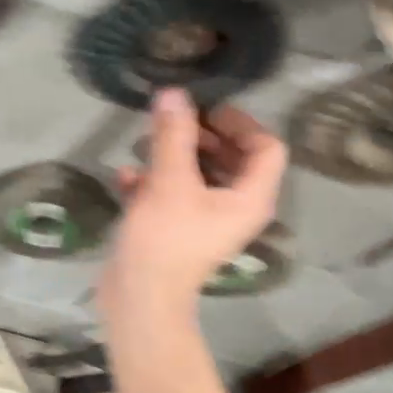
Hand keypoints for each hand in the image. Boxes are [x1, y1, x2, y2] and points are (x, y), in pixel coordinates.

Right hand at [97, 87, 286, 318]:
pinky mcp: (174, 235)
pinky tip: (126, 177)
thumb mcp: (170, 183)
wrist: (138, 300)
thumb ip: (173, 137)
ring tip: (147, 143)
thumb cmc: (164, 241)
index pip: (266, 147)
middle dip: (203, 137)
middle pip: (231, 161)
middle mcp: (234, 210)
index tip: (206, 110)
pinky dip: (153, 184)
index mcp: (250, 198)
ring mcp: (204, 224)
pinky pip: (171, 199)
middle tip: (175, 122)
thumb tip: (173, 93)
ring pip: (198, 178)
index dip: (241, 122)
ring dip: (174, 158)